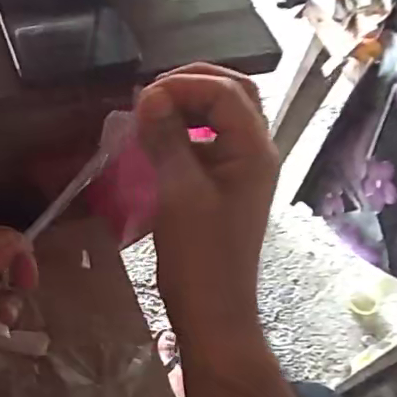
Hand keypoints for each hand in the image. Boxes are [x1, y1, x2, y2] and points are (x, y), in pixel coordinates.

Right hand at [133, 63, 278, 337]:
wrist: (213, 312)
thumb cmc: (200, 258)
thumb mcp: (179, 194)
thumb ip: (167, 139)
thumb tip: (149, 95)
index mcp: (254, 150)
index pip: (225, 92)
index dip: (183, 84)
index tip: (141, 97)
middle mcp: (255, 154)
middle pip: (232, 96)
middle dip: (191, 86)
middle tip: (150, 95)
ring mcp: (241, 172)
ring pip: (220, 120)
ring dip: (187, 109)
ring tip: (150, 114)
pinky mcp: (223, 190)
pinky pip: (207, 147)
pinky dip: (183, 136)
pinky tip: (155, 146)